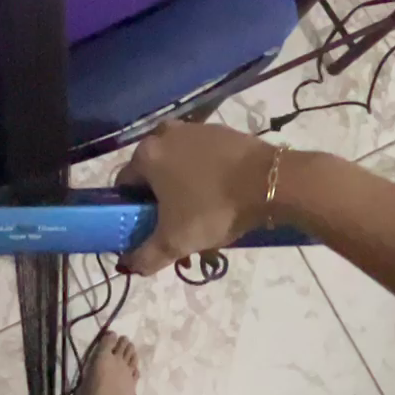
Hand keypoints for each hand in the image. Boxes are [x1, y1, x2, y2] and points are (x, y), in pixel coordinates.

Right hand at [118, 121, 277, 275]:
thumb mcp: (175, 241)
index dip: (133, 212)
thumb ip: (146, 256)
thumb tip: (130, 265)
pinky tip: (221, 196)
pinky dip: (205, 175)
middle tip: (178, 228)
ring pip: (178, 165)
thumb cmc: (213, 208)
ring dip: (184, 189)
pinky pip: (203, 157)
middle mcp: (164, 135)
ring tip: (203, 216)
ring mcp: (194, 129)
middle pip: (153, 175)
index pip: (124, 187)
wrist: (270, 182)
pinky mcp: (221, 131)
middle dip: (161, 202)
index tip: (149, 229)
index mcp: (145, 155)